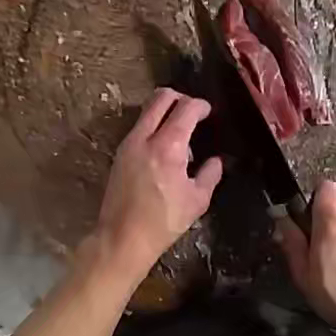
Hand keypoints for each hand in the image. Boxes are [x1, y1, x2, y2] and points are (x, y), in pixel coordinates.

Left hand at [89, 88, 223, 276]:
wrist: (124, 237)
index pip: (186, 108)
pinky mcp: (120, 155)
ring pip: (147, 112)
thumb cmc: (164, 221)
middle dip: (180, 98)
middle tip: (193, 112)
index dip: (200, 105)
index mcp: (168, 146)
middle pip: (161, 98)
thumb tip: (216, 161)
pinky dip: (154, 128)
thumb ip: (210, 174)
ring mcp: (128, 144)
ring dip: (166, 113)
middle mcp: (144, 138)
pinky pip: (139, 128)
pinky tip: (165, 152)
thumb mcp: (197, 200)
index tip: (208, 111)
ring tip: (181, 136)